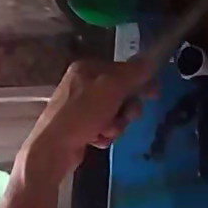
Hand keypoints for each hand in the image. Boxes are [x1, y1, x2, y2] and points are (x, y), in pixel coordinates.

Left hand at [16, 60, 151, 183]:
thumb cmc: (82, 112)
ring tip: (106, 131)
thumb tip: (150, 59)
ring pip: (114, 112)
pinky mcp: (78, 126)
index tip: (154, 94)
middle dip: (126, 108)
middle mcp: (82, 83)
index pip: (123, 69)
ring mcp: (79, 106)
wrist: (53, 148)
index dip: (141, 81)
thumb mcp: (112, 88)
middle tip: (128, 116)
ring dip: (116, 124)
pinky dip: (104, 134)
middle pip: (120, 93)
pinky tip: (96, 139)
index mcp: (88, 68)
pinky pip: (103, 126)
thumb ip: (133, 73)